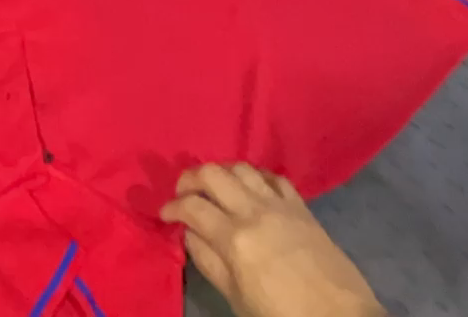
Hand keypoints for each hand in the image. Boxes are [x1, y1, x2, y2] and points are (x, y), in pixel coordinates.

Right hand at [161, 163, 384, 316]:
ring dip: (221, 172)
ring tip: (215, 187)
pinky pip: (273, 177)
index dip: (172, 207)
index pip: (191, 206)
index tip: (165, 214)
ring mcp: (279, 206)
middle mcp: (253, 211)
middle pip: (212, 174)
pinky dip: (255, 176)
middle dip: (189, 178)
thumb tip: (190, 234)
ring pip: (241, 167)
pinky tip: (251, 188)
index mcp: (234, 239)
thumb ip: (209, 263)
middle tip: (183, 193)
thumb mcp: (238, 300)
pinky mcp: (302, 208)